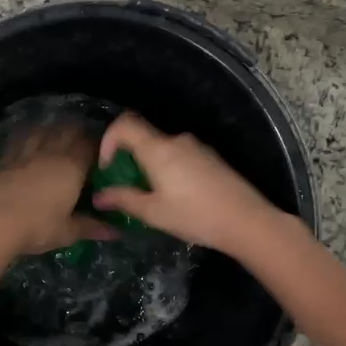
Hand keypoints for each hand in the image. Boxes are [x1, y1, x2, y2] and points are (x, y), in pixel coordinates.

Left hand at [0, 123, 116, 255]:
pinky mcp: (7, 159)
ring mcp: (26, 153)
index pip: (90, 145)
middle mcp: (51, 152)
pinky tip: (28, 138)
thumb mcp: (68, 232)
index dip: (98, 144)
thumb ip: (92, 227)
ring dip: (53, 130)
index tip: (102, 149)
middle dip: (77, 132)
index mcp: (72, 166)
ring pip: (43, 131)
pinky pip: (20, 139)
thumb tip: (116, 232)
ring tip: (57, 134)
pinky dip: (28, 136)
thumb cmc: (38, 227)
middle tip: (82, 139)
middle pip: (68, 131)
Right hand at [90, 114, 296, 257]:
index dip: (108, 139)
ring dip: (150, 165)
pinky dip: (169, 168)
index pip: (125, 125)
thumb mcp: (154, 213)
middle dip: (129, 157)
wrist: (247, 221)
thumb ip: (124, 200)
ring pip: (163, 148)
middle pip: (144, 136)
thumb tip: (98, 196)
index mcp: (158, 149)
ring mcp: (197, 147)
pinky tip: (177, 195)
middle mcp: (177, 140)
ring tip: (152, 194)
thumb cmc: (195, 216)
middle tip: (126, 184)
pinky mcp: (211, 158)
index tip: (106, 166)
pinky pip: (180, 155)